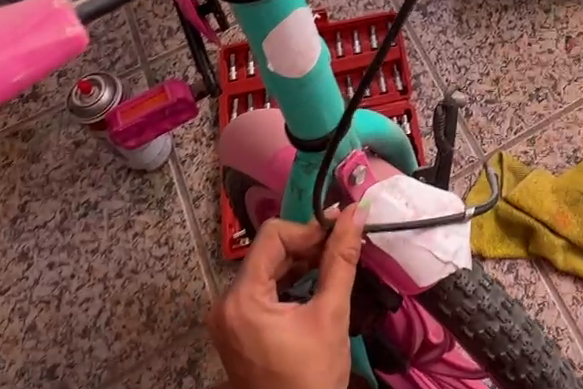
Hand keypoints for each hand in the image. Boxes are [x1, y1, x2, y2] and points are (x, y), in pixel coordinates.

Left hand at [208, 206, 367, 388]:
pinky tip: (316, 286)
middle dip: (308, 246)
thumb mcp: (331, 314)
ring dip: (301, 263)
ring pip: (268, 268)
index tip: (340, 234)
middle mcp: (226, 302)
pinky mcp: (237, 329)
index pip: (273, 235)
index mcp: (242, 298)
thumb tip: (356, 211)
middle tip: (342, 249)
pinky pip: (263, 289)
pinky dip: (289, 282)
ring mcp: (228, 318)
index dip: (309, 229)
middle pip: (269, 251)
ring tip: (333, 267)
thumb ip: (342, 259)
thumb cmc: (312, 377)